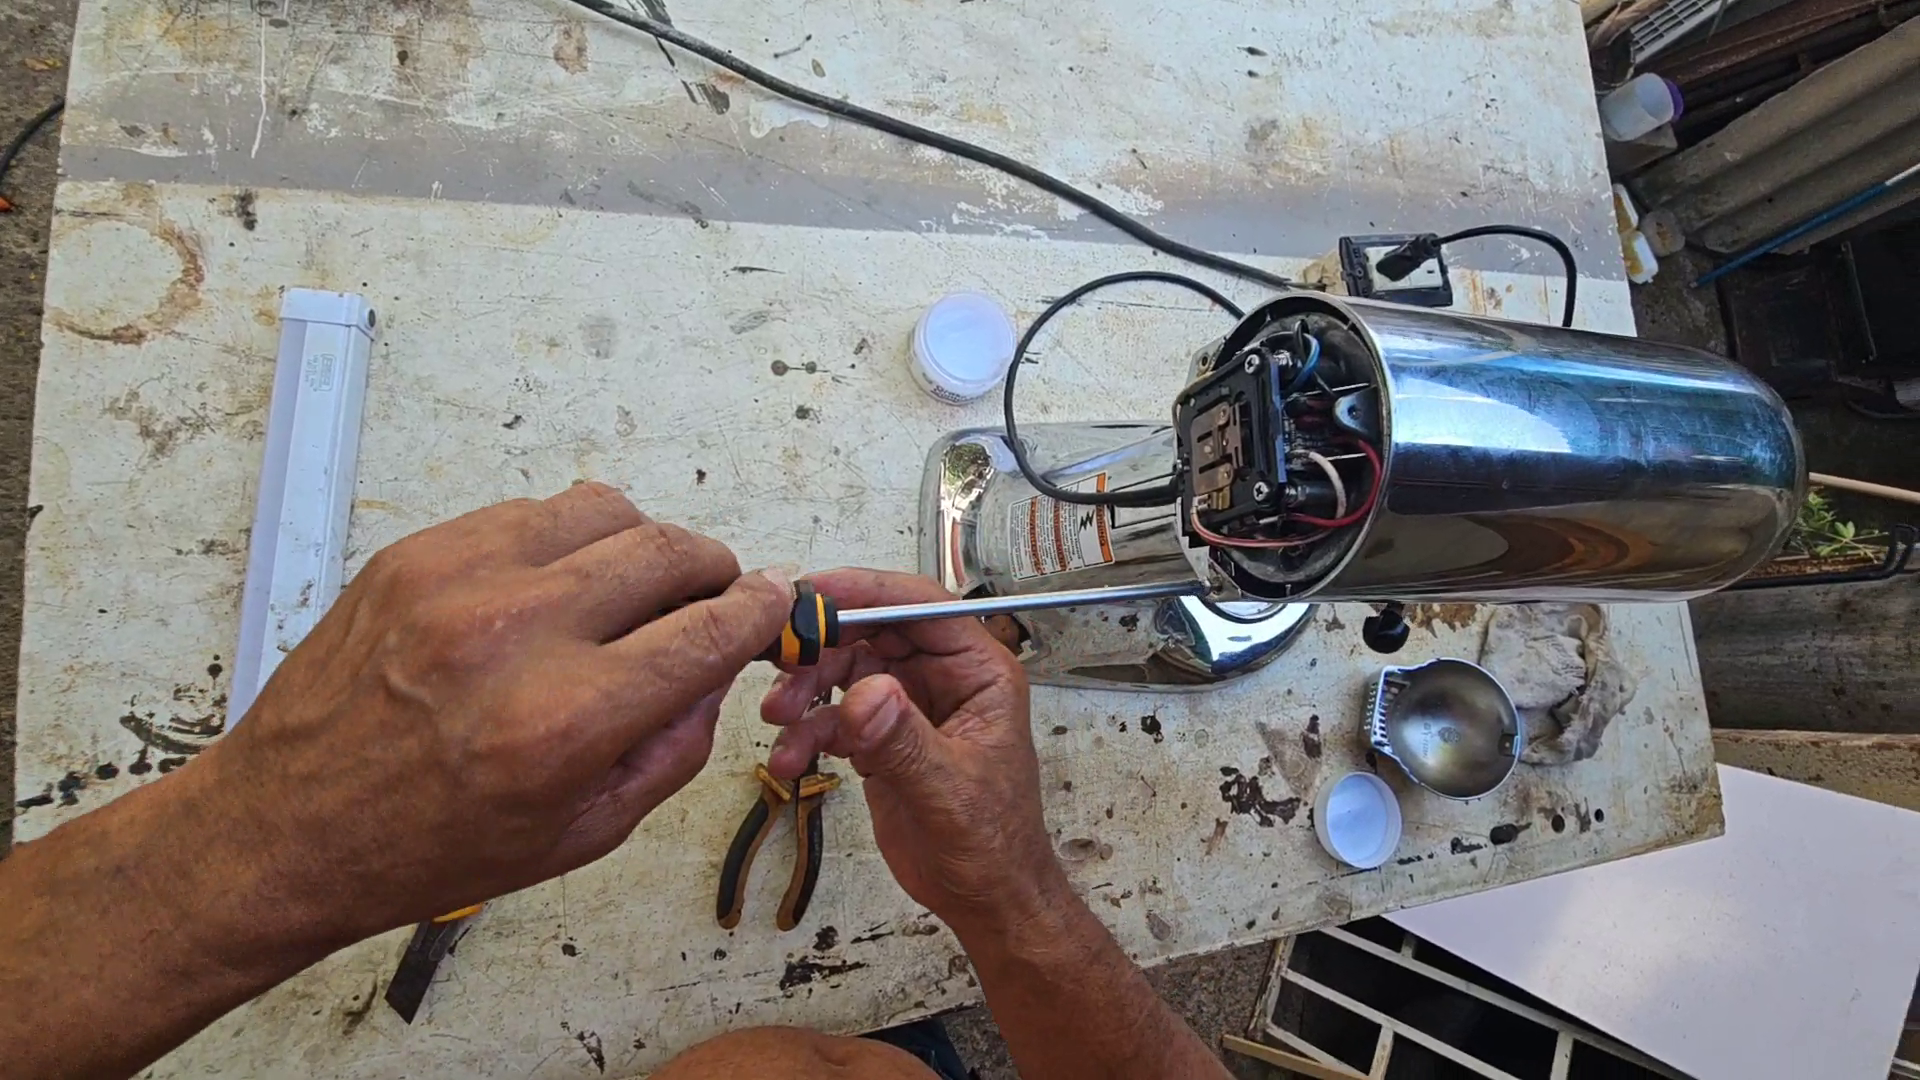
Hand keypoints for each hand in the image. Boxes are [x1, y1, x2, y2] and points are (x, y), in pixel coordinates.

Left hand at [198, 483, 791, 942]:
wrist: (281, 830)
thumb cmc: (440, 845)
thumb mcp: (592, 829)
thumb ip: (681, 743)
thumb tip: (720, 663)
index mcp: (565, 722)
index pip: (706, 632)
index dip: (759, 609)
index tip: (774, 598)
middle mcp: (515, 636)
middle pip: (668, 551)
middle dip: (715, 569)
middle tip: (711, 594)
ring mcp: (459, 580)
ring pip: (609, 509)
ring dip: (647, 545)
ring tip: (633, 588)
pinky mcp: (419, 552)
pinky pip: (539, 510)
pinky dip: (578, 539)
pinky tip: (564, 582)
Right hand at [759, 569, 1066, 933]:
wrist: (984, 899)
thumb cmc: (991, 843)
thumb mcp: (949, 791)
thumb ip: (904, 741)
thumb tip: (862, 695)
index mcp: (977, 670)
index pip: (922, 606)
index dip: (869, 591)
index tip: (814, 591)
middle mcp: (943, 676)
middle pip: (875, 632)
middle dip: (824, 643)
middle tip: (778, 656)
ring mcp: (910, 703)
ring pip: (848, 669)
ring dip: (807, 689)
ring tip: (778, 719)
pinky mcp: (882, 734)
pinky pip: (836, 714)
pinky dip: (808, 730)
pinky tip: (792, 758)